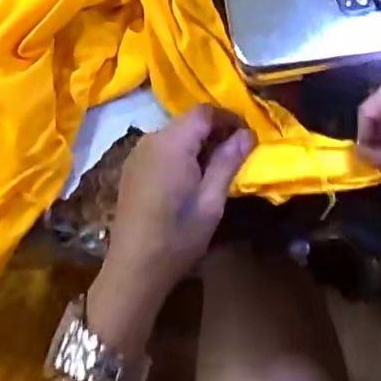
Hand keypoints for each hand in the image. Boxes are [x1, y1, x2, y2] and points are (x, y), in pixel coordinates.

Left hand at [91, 106, 253, 345]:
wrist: (133, 268)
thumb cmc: (178, 236)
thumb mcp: (211, 201)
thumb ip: (228, 162)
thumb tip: (248, 133)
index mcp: (172, 142)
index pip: (204, 112)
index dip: (228, 118)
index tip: (247, 135)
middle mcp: (152, 138)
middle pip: (189, 121)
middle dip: (214, 131)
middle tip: (237, 153)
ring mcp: (138, 151)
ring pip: (175, 134)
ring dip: (197, 143)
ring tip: (216, 168)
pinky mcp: (132, 166)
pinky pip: (162, 147)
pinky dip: (180, 153)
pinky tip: (190, 178)